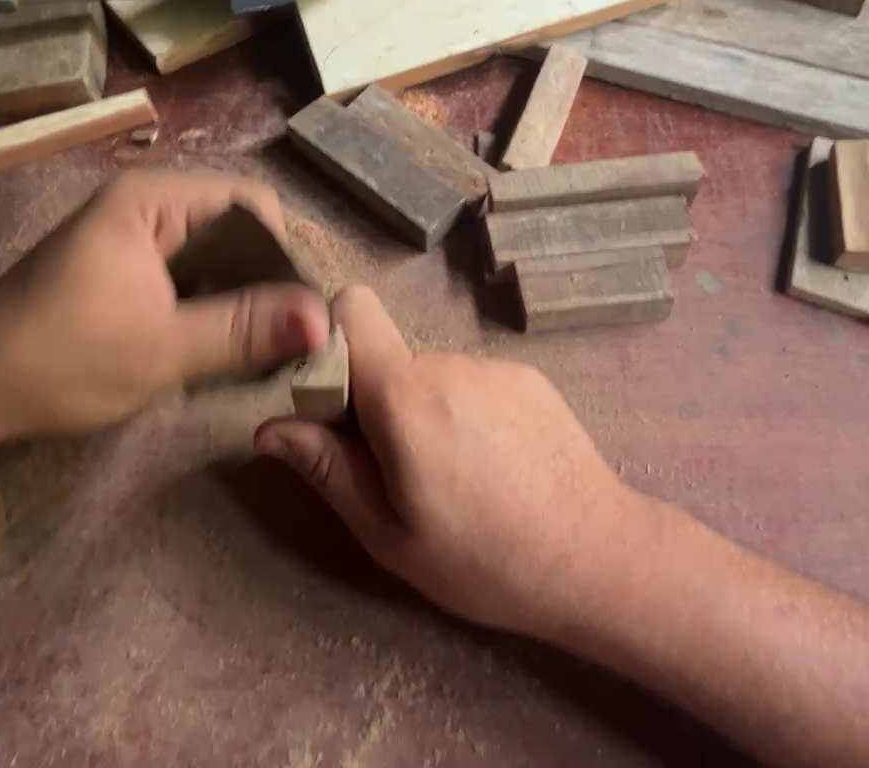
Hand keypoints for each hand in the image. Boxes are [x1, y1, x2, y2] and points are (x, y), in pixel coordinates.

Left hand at [0, 171, 330, 459]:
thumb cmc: (58, 361)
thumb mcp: (162, 348)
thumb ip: (246, 329)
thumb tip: (326, 319)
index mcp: (153, 199)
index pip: (253, 204)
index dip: (282, 254)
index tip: (292, 314)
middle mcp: (147, 205)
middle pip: (239, 229)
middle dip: (265, 282)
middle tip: (282, 341)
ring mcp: (134, 237)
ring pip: (218, 257)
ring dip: (241, 301)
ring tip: (256, 351)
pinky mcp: (126, 269)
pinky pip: (193, 277)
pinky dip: (213, 309)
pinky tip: (217, 349)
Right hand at [252, 286, 647, 637]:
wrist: (599, 556)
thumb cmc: (483, 559)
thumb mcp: (388, 533)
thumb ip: (327, 469)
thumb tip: (269, 427)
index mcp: (406, 395)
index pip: (352, 309)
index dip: (329, 341)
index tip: (333, 402)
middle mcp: (450, 362)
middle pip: (389, 358)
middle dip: (379, 402)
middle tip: (400, 471)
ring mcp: (497, 366)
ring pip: (433, 374)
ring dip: (426, 411)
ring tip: (456, 475)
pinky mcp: (531, 377)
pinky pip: (474, 383)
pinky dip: (466, 412)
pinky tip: (495, 465)